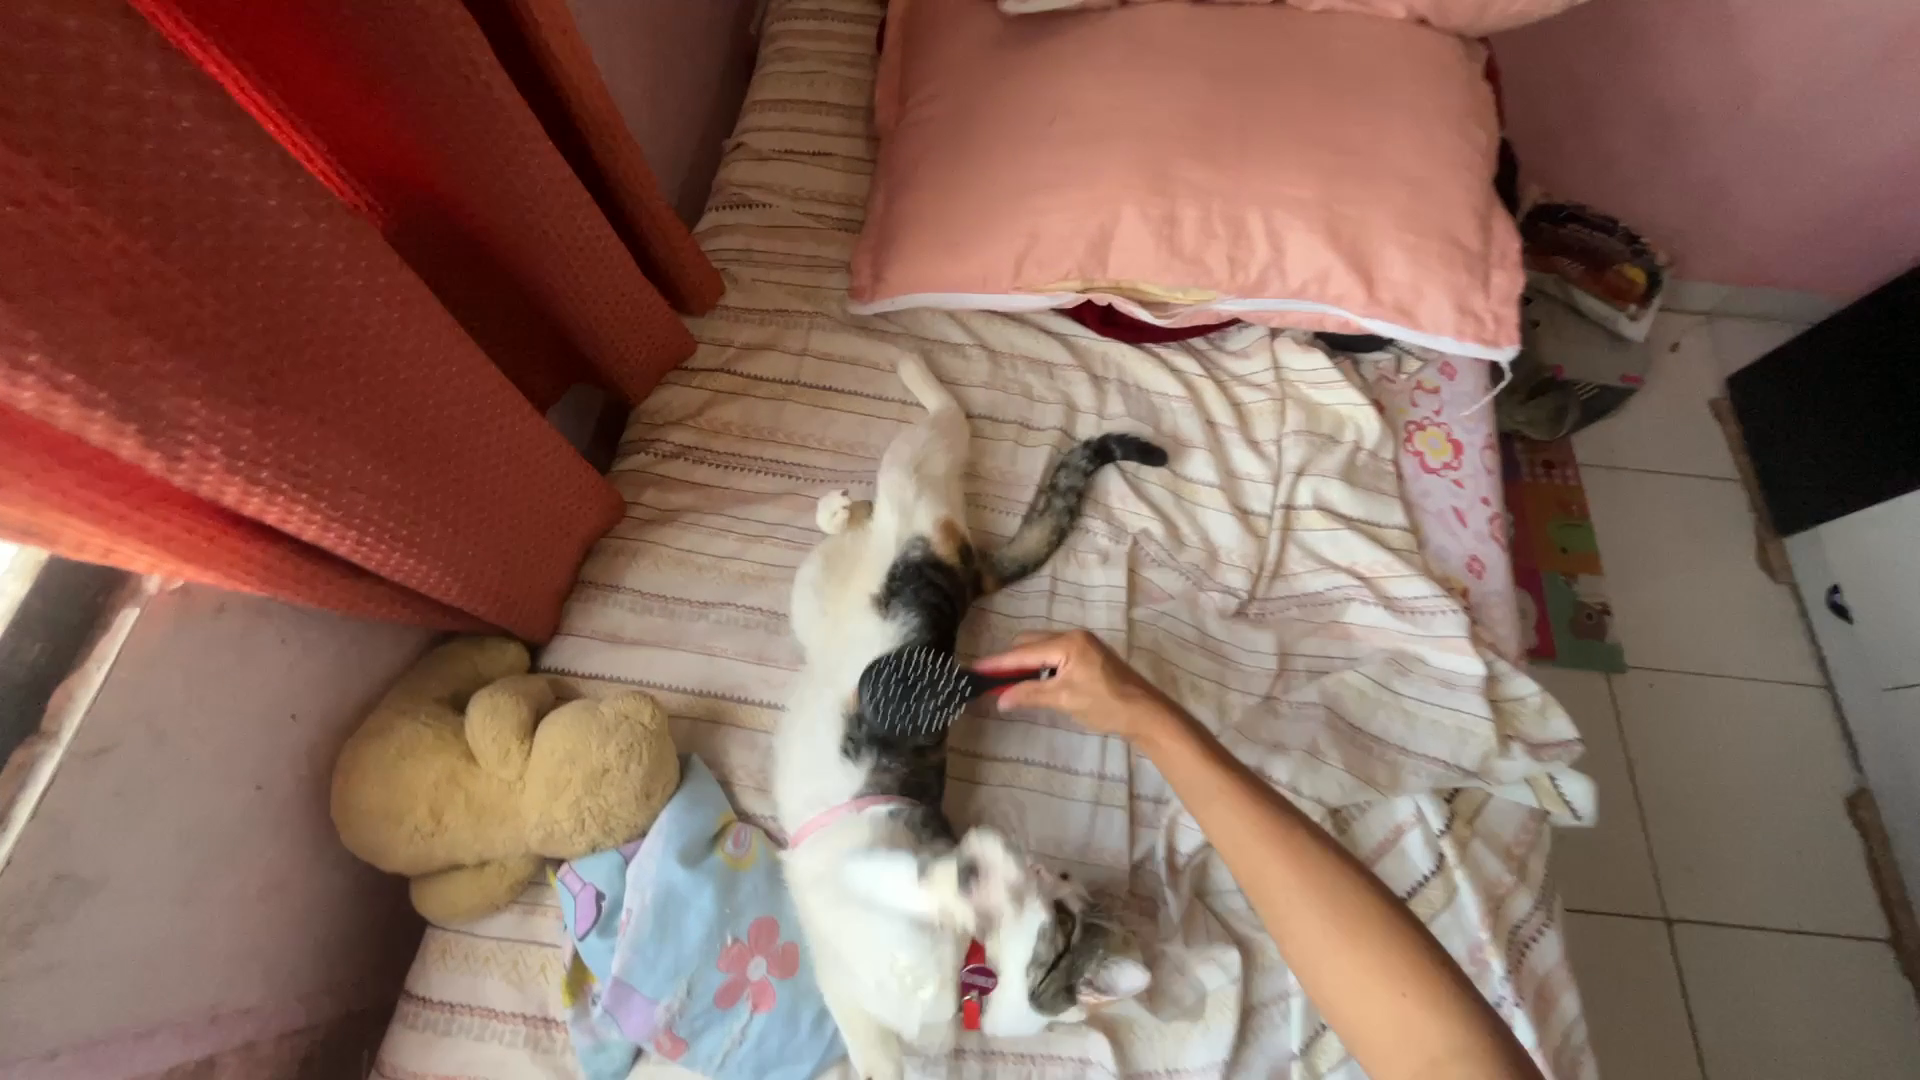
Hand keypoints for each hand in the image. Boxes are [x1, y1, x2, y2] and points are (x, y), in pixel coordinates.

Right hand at [973, 630, 1185, 746]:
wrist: (1145, 712)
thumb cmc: (1106, 705)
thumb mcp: (1064, 700)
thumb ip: (1029, 695)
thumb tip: (999, 699)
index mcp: (1067, 643)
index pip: (1024, 653)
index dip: (998, 663)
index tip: (975, 668)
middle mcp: (1073, 636)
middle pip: (1030, 644)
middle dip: (1011, 661)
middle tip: (992, 681)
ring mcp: (1082, 643)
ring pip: (1042, 648)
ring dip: (1026, 664)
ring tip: (1010, 684)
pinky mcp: (1088, 654)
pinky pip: (1054, 653)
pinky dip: (1041, 666)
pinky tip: (1035, 682)